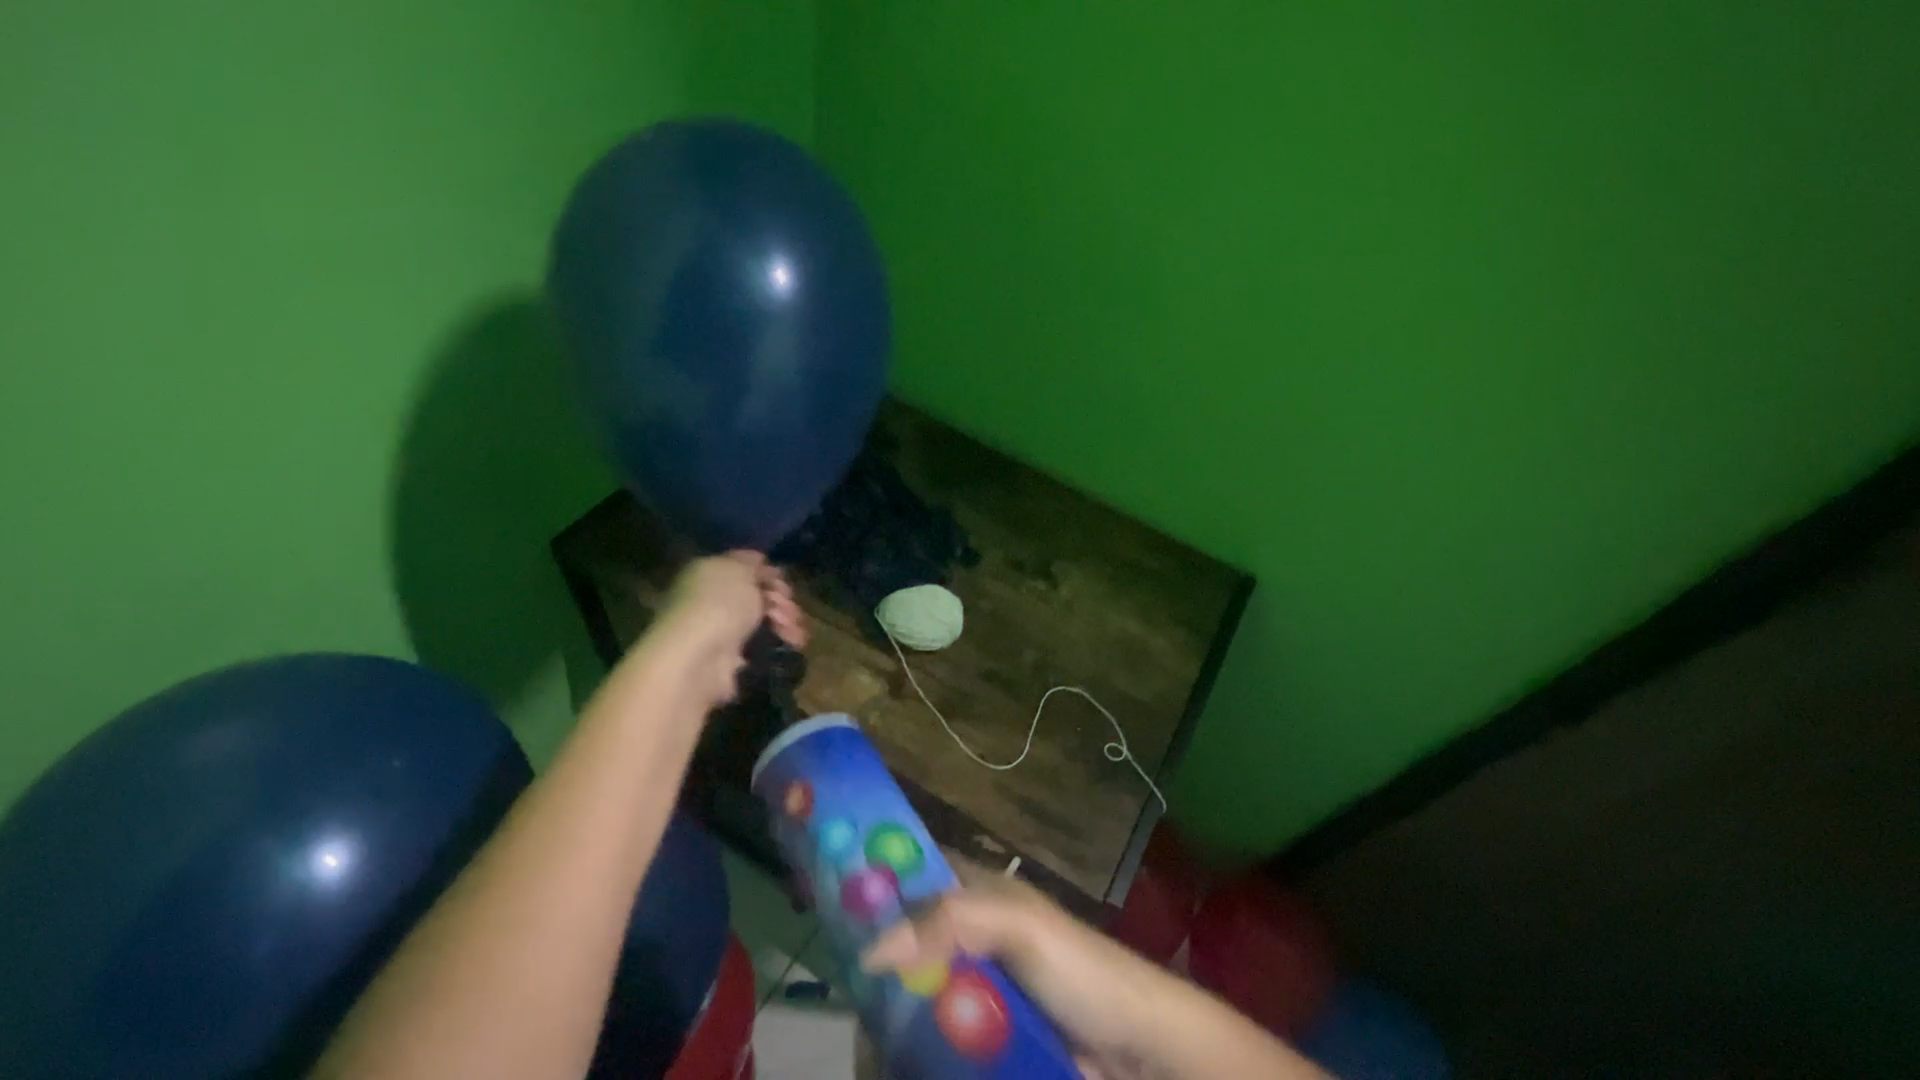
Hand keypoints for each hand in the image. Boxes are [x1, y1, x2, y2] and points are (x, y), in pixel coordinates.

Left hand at [654, 552, 806, 707]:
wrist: (699, 659)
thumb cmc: (718, 604)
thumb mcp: (739, 569)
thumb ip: (750, 563)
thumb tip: (757, 562)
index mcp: (707, 572)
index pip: (742, 567)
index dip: (767, 572)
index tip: (783, 581)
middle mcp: (709, 599)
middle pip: (755, 595)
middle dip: (779, 599)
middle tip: (787, 608)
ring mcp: (719, 630)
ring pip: (762, 620)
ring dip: (784, 621)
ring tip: (792, 630)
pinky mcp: (729, 659)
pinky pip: (761, 644)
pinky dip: (780, 642)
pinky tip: (792, 643)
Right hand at [861, 861, 1167, 1077]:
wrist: (1142, 1051)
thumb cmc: (1082, 971)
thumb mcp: (1020, 926)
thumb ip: (951, 920)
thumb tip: (871, 951)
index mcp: (979, 896)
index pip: (914, 876)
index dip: (874, 882)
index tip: (825, 905)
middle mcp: (971, 938)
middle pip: (905, 942)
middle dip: (873, 963)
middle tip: (838, 991)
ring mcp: (977, 992)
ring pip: (915, 994)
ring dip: (889, 1012)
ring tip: (858, 1036)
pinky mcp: (983, 1041)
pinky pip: (934, 1039)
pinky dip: (912, 1047)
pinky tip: (886, 1055)